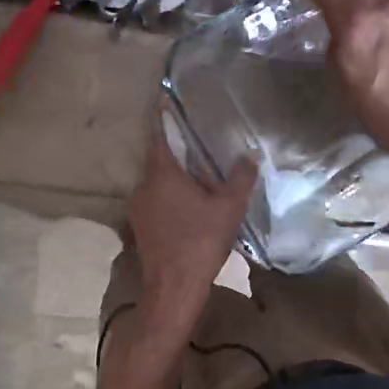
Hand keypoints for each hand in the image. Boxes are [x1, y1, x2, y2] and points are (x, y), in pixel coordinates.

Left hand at [124, 129, 257, 349]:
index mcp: (162, 174)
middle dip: (179, 158)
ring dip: (175, 183)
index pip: (159, 136)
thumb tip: (250, 155)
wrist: (174, 287)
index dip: (163, 118)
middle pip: (160, 163)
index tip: (163, 100)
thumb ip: (240, 178)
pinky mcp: (138, 228)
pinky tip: (189, 212)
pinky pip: (155, 204)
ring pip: (157, 186)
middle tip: (201, 154)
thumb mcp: (229, 207)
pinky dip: (170, 201)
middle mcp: (143, 187)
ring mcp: (138, 209)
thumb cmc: (201, 240)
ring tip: (200, 186)